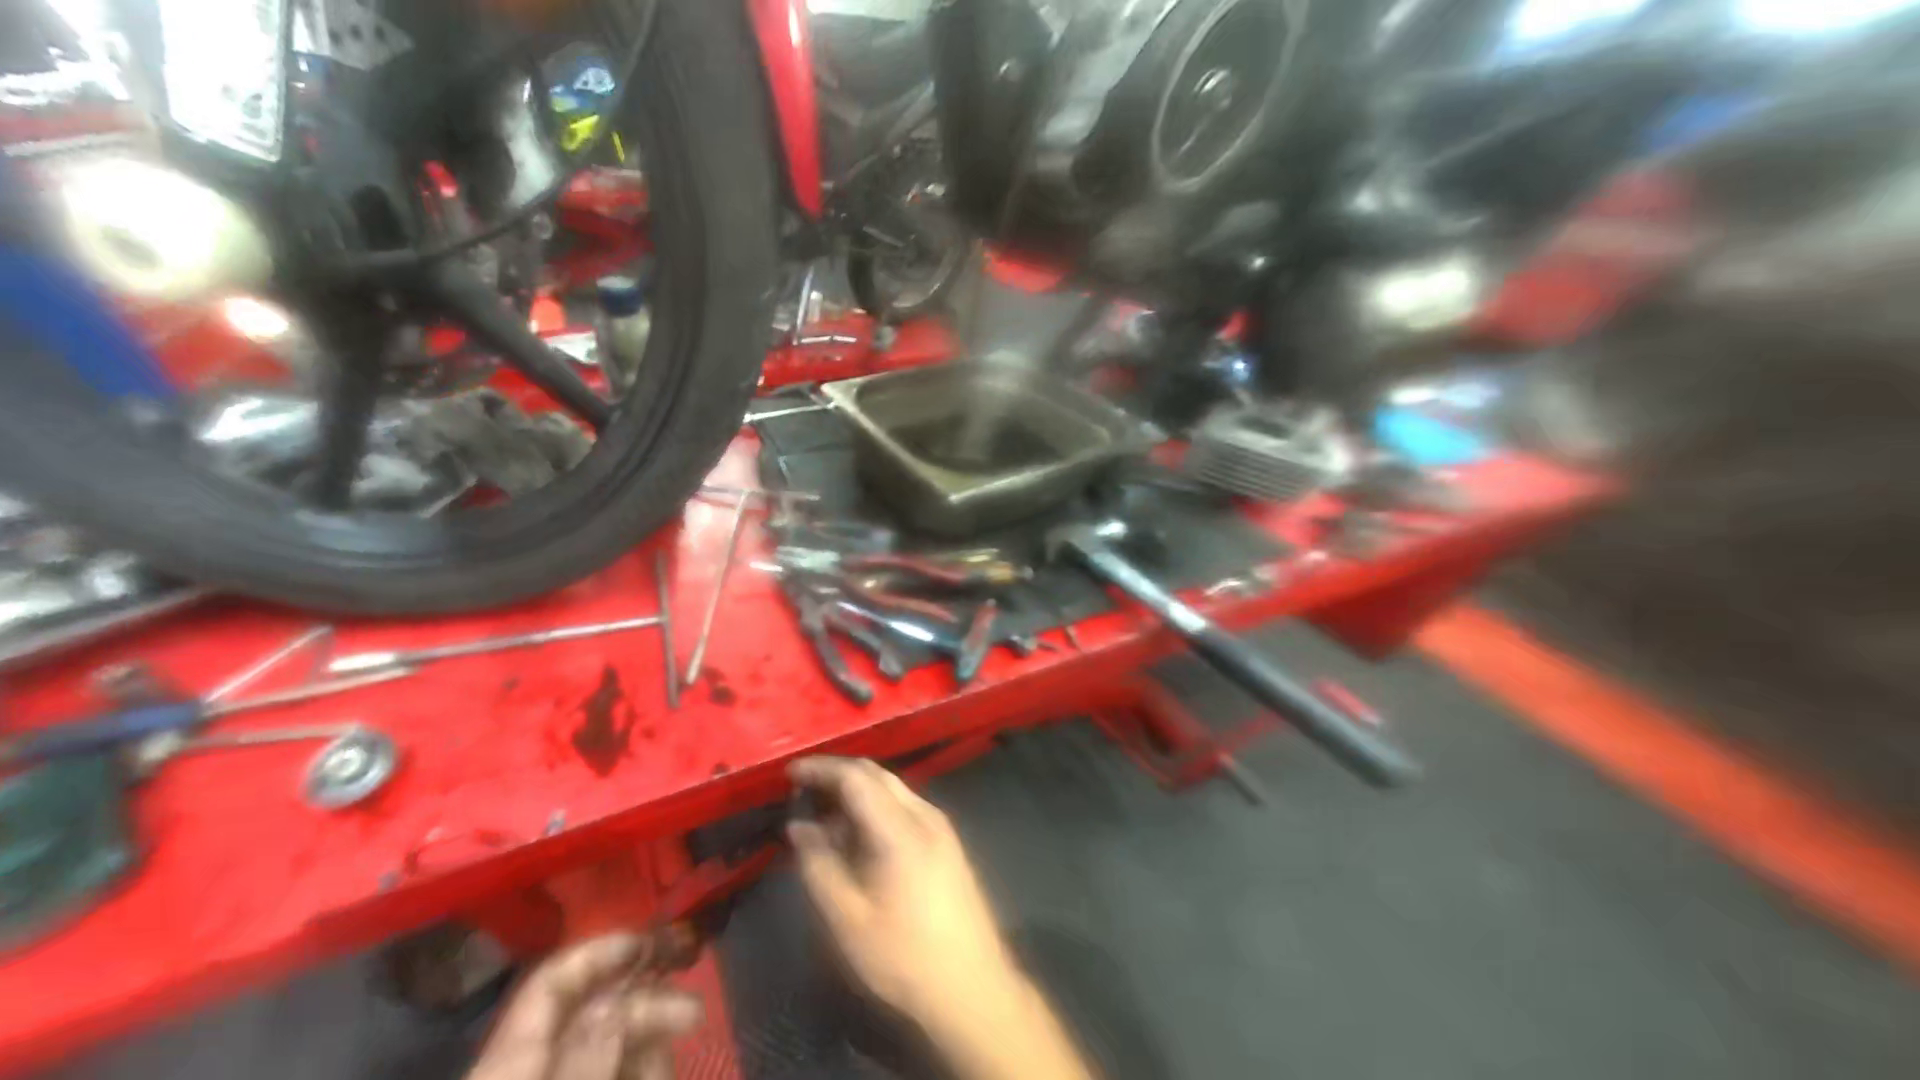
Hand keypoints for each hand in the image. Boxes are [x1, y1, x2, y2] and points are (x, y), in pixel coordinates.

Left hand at [466, 934, 702, 1079]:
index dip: (599, 952)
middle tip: (693, 1012)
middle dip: (645, 1007)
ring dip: (648, 1047)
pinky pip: (613, 1074)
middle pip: (590, 1014)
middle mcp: (529, 1066)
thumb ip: (584, 1062)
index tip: (652, 940)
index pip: (549, 982)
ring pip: (608, 1047)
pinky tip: (659, 1075)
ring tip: (667, 1070)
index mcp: (508, 1061)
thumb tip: (614, 999)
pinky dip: (641, 1072)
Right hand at [786, 757, 1021, 1027]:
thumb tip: (798, 826)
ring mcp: (941, 828)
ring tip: (822, 816)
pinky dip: (875, 808)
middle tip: (801, 791)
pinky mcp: (947, 843)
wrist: (973, 988)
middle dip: (837, 775)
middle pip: (877, 775)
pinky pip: (904, 807)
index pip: (856, 777)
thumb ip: (819, 866)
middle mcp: (925, 816)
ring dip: (856, 792)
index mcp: (902, 829)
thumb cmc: (904, 957)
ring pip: (892, 789)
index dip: (821, 769)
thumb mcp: (848, 919)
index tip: (789, 773)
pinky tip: (856, 836)